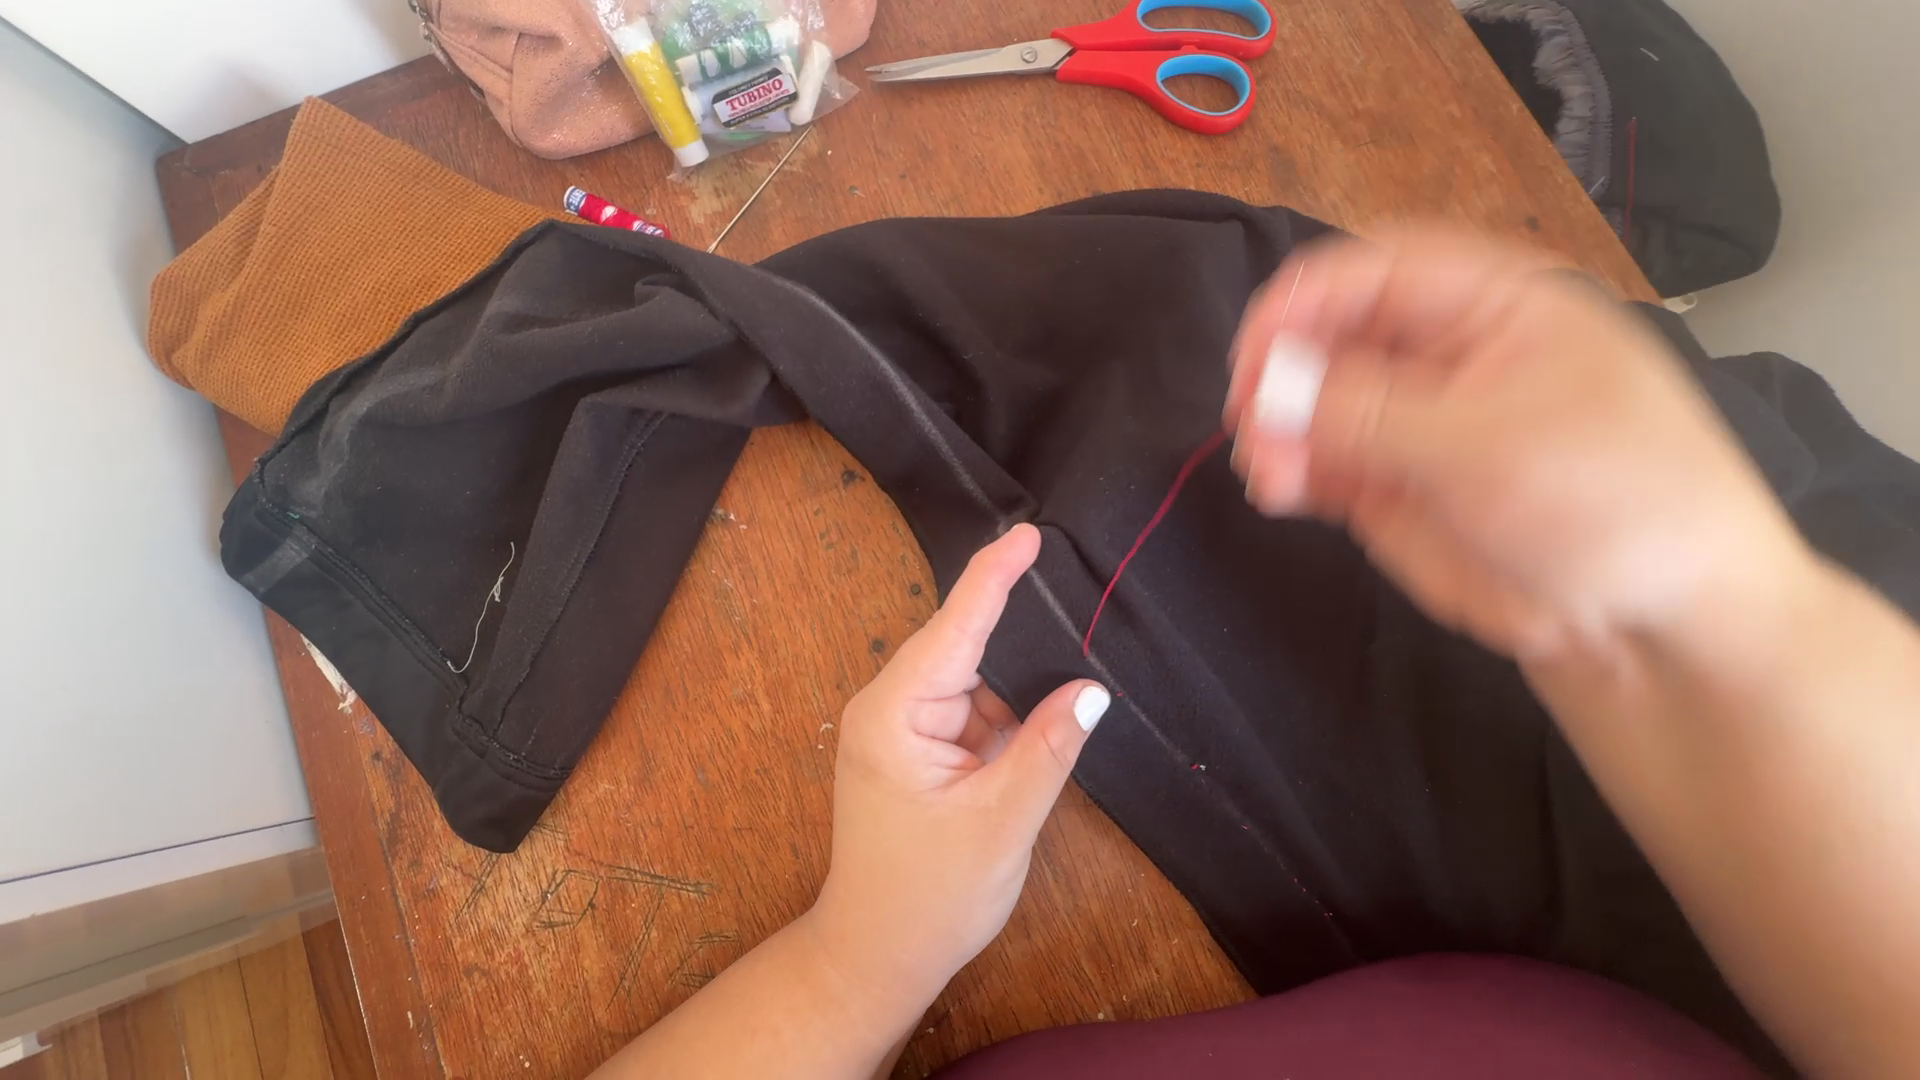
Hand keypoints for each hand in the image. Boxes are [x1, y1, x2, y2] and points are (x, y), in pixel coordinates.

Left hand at [809, 524, 1109, 1006]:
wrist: (878, 955)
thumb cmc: (930, 896)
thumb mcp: (1002, 820)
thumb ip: (1048, 747)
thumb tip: (1091, 688)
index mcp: (895, 713)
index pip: (955, 626)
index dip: (995, 576)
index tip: (1029, 532)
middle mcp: (890, 706)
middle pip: (963, 646)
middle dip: (1017, 639)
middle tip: (1076, 615)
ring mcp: (901, 725)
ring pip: (973, 680)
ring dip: (1013, 694)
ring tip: (1050, 710)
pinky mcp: (917, 745)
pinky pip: (970, 709)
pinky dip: (1003, 718)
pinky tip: (1029, 735)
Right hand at [1224, 229, 1815, 659]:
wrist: (1642, 618)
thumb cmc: (1608, 501)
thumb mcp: (1491, 444)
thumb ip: (1370, 413)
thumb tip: (1270, 389)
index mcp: (1490, 309)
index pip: (1378, 271)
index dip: (1307, 298)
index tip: (1254, 350)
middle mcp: (1435, 357)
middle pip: (1328, 336)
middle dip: (1281, 372)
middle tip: (1248, 415)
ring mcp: (1402, 423)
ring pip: (1307, 403)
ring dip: (1274, 428)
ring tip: (1267, 471)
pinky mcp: (1379, 483)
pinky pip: (1311, 461)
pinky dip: (1284, 470)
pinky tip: (1277, 490)